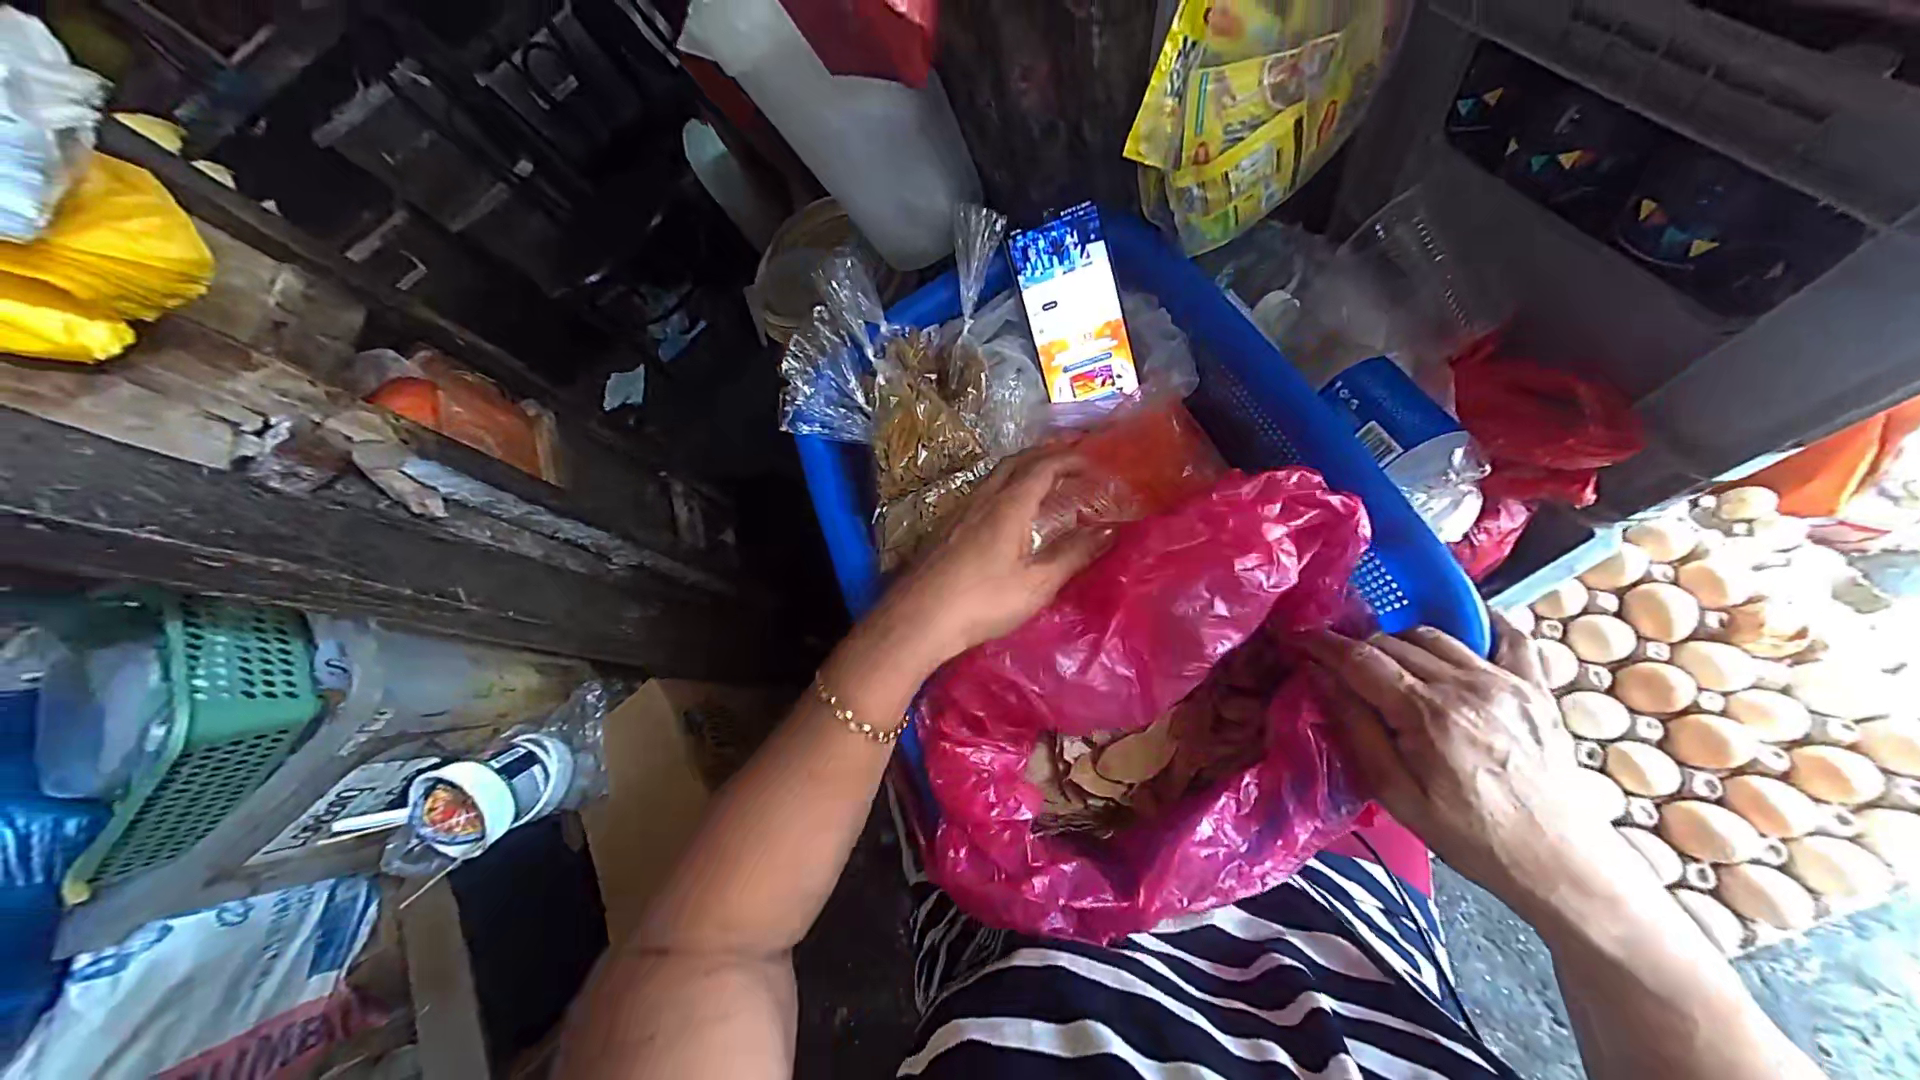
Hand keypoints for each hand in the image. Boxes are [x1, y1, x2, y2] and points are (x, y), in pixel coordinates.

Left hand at [870, 446, 1115, 669]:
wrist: (918, 619)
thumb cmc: (982, 602)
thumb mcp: (1036, 584)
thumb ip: (1073, 555)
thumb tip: (1108, 531)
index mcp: (1009, 506)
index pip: (1044, 467)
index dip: (1070, 459)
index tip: (1093, 462)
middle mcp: (983, 500)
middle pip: (1016, 462)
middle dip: (1046, 454)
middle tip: (1070, 458)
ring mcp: (959, 512)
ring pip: (995, 476)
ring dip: (1023, 468)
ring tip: (1042, 479)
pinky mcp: (945, 529)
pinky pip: (982, 493)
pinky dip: (1005, 487)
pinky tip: (1005, 510)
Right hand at [1304, 617, 1630, 920]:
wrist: (1560, 862)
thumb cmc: (1470, 835)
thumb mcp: (1395, 793)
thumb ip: (1355, 729)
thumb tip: (1320, 678)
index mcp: (1427, 715)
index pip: (1360, 659)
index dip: (1322, 643)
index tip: (1299, 638)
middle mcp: (1466, 686)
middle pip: (1392, 642)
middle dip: (1356, 648)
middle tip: (1339, 666)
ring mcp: (1506, 682)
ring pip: (1433, 635)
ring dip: (1400, 642)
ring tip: (1389, 666)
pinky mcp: (1535, 687)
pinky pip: (1509, 635)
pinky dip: (1481, 622)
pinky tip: (1461, 625)